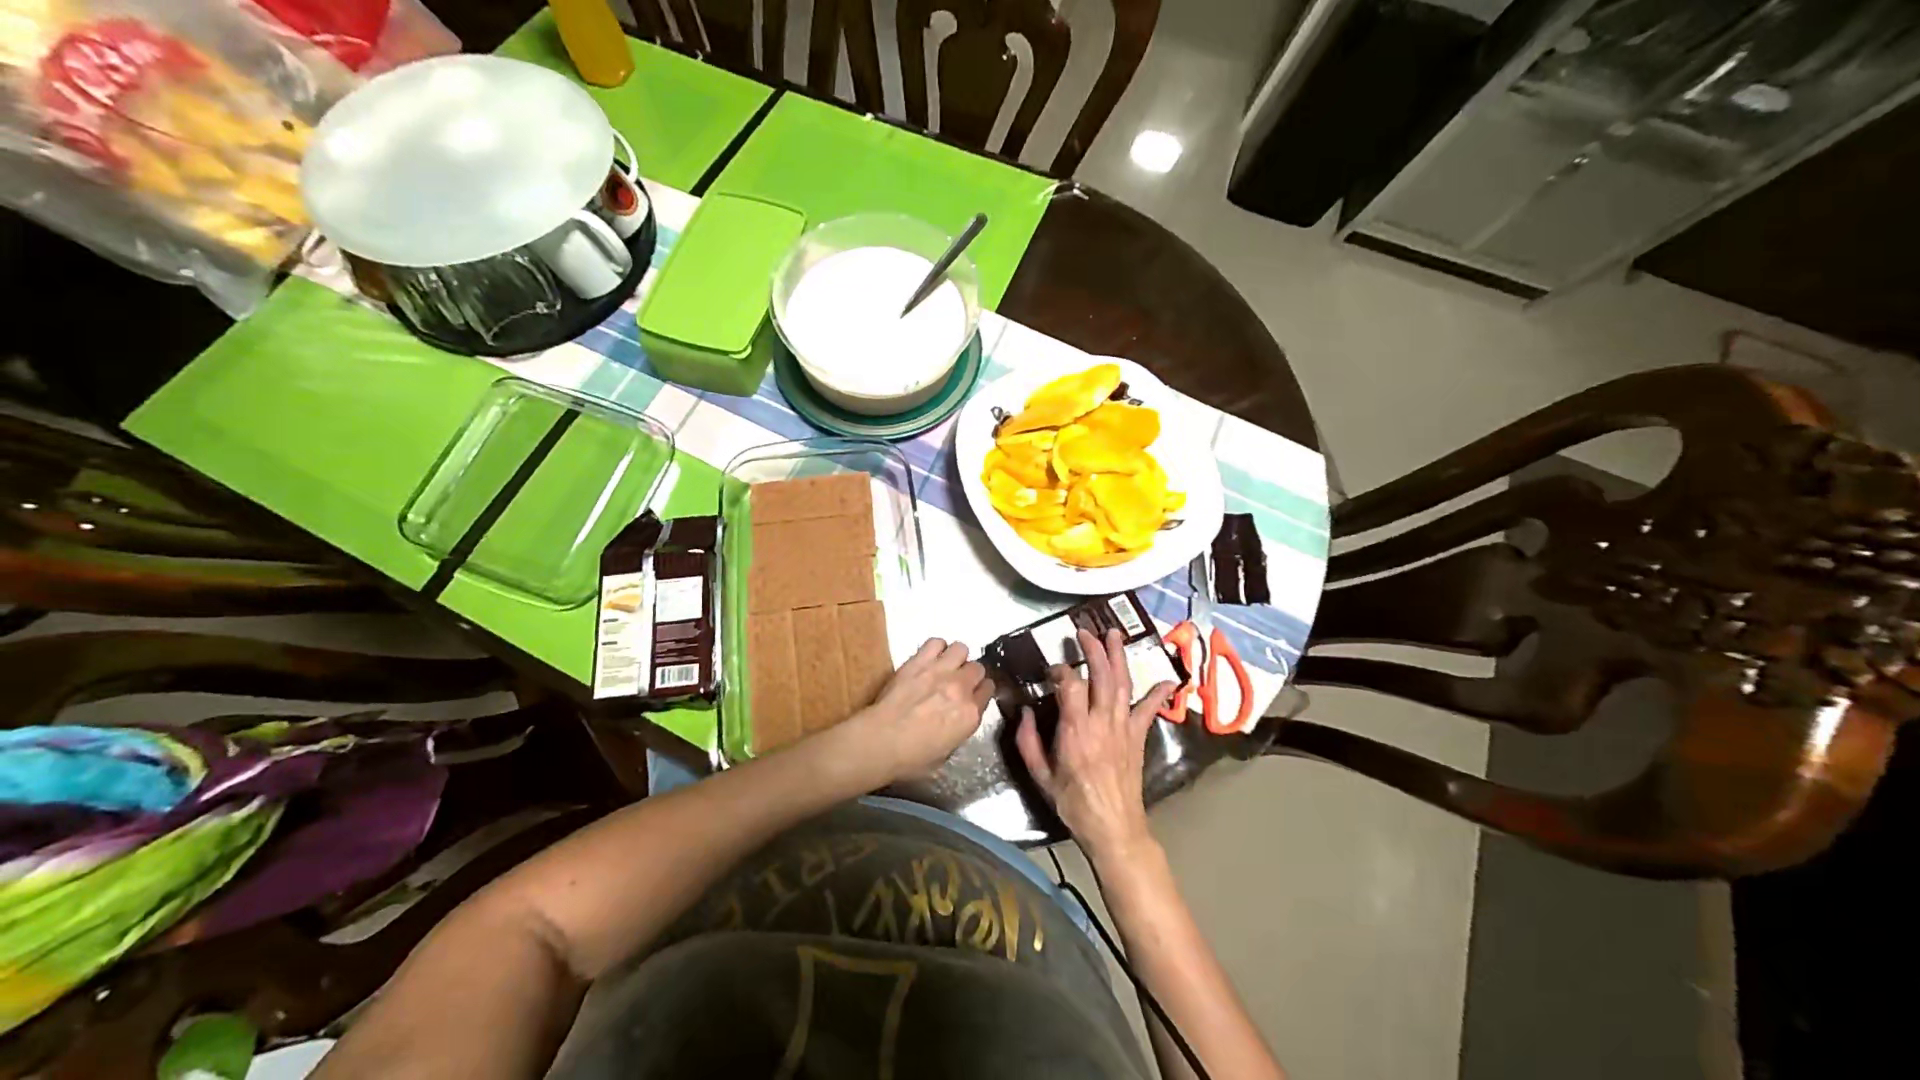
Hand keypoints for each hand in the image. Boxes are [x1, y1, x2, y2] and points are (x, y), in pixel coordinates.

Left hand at [839, 638, 991, 783]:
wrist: (880, 741)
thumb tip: (958, 719)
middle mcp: (961, 688)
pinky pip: (936, 642)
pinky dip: (935, 648)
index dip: (980, 692)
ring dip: (956, 658)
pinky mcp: (918, 661)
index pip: (989, 690)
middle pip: (978, 668)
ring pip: (961, 649)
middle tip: (957, 683)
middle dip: (970, 675)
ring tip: (944, 667)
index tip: (973, 695)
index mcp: (970, 715)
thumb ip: (960, 729)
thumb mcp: (947, 753)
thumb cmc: (911, 758)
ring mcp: (940, 671)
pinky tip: (929, 659)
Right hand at [1016, 628, 1174, 862]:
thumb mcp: (1039, 775)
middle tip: (1085, 632)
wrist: (1112, 827)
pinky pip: (1149, 710)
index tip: (1051, 671)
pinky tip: (1170, 679)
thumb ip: (1027, 740)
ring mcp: (1124, 728)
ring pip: (1123, 684)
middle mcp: (1102, 722)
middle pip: (1101, 676)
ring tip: (1114, 635)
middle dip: (1094, 650)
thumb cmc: (1072, 803)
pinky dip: (1159, 693)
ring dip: (1119, 657)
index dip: (1061, 671)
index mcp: (1075, 730)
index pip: (1070, 685)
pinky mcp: (1138, 737)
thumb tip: (1025, 712)